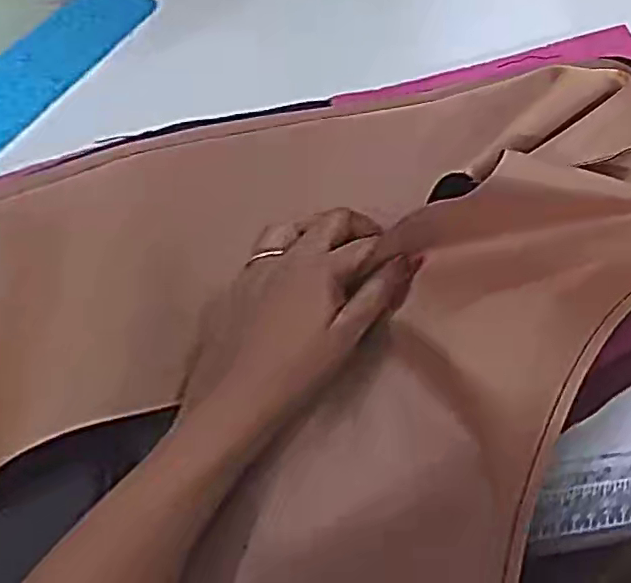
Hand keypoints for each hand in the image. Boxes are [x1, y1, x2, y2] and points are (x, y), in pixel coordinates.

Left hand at [181, 209, 416, 441]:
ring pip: (291, 228)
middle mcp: (287, 258)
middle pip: (330, 220)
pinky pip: (264, 252)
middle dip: (359, 227)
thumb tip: (404, 259)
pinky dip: (287, 250)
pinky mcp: (234, 289)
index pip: (365, 243)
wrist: (226, 409)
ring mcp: (255, 271)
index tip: (403, 257)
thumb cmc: (296, 373)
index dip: (389, 246)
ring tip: (332, 250)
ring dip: (318, 230)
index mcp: (318, 266)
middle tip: (374, 250)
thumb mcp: (348, 335)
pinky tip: (292, 278)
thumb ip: (378, 291)